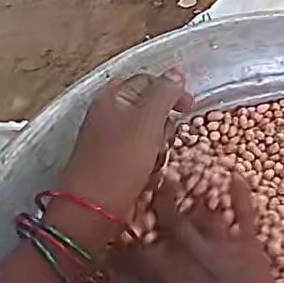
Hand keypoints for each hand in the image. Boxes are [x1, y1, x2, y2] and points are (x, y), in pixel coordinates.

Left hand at [57, 72, 191, 216]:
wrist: (93, 209)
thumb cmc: (120, 161)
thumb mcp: (147, 120)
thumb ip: (164, 93)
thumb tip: (177, 73)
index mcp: (112, 97)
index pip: (149, 81)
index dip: (171, 91)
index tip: (189, 108)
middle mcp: (109, 114)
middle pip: (150, 108)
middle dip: (165, 122)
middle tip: (163, 138)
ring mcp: (111, 139)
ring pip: (149, 132)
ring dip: (159, 143)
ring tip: (155, 158)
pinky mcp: (115, 162)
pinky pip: (142, 153)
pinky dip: (150, 159)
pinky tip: (149, 171)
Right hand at [106, 174, 282, 282]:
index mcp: (161, 267)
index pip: (134, 250)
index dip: (123, 244)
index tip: (114, 237)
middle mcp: (186, 245)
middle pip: (166, 219)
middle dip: (154, 204)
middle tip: (146, 187)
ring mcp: (217, 240)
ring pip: (200, 213)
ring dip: (189, 200)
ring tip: (178, 184)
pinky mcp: (246, 242)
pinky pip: (243, 211)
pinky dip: (239, 194)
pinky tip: (235, 177)